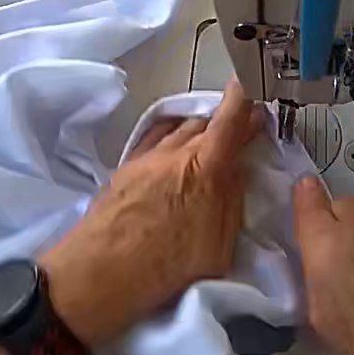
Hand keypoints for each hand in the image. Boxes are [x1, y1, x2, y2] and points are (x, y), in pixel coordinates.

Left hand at [40, 82, 262, 345]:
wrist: (99, 273)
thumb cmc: (165, 269)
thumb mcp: (219, 248)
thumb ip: (231, 203)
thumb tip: (237, 171)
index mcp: (206, 167)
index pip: (231, 117)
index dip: (245, 96)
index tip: (253, 82)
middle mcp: (174, 152)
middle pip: (205, 122)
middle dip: (225, 122)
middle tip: (239, 132)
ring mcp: (145, 158)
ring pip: (177, 131)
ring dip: (197, 131)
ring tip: (207, 145)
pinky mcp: (123, 169)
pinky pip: (153, 142)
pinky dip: (170, 139)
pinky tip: (171, 150)